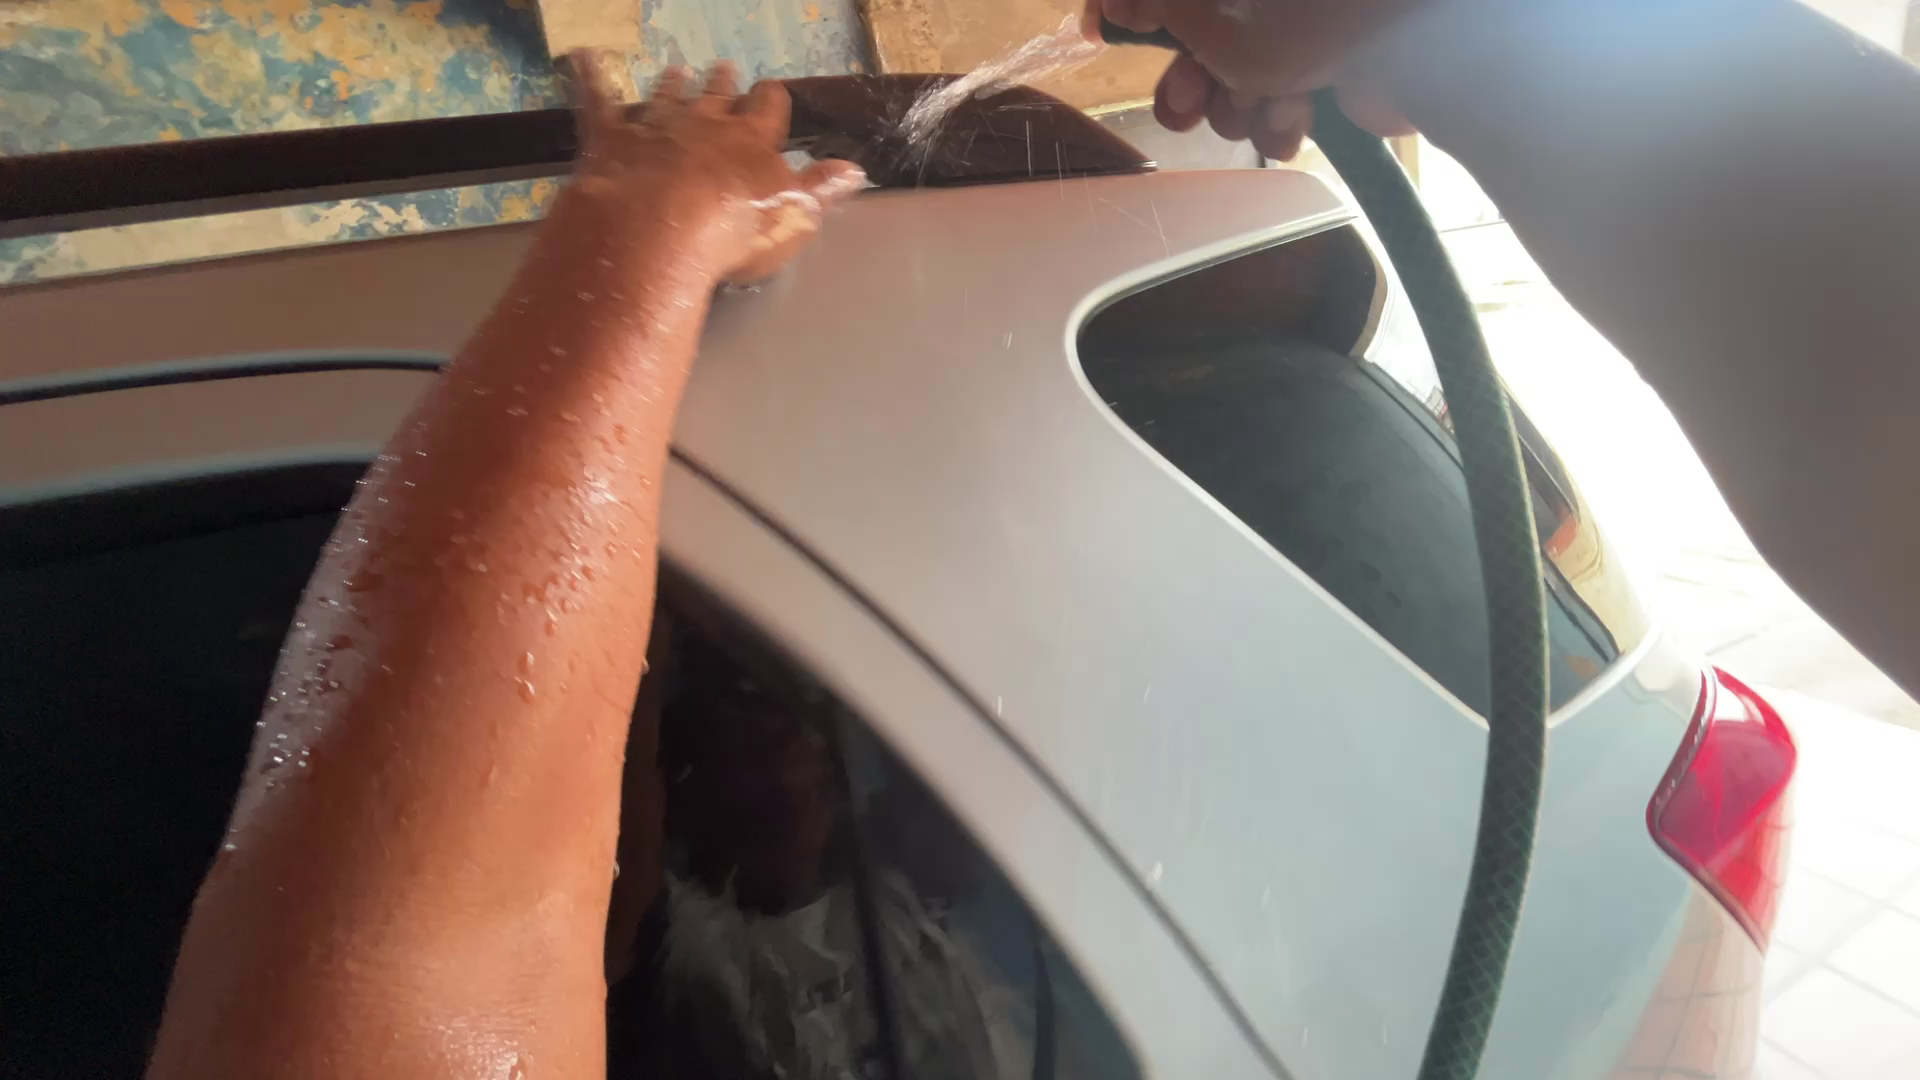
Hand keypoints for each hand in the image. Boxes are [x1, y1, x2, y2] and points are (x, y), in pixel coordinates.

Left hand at [565, 53, 865, 283]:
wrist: (663, 230)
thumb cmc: (736, 230)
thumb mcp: (793, 216)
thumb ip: (820, 190)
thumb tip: (856, 170)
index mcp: (752, 142)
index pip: (769, 111)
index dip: (771, 101)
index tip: (772, 91)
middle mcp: (706, 123)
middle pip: (718, 98)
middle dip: (724, 86)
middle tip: (724, 69)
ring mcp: (657, 126)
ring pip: (668, 96)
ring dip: (674, 84)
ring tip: (678, 70)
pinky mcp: (613, 138)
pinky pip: (600, 101)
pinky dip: (592, 80)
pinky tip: (585, 59)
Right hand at [1086, 0, 1435, 157]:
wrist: (1442, 38)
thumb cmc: (1316, 12)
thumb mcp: (1215, 12)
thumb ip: (1159, 4)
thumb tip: (1112, 0)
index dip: (1130, 3)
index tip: (1101, 29)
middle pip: (1202, 26)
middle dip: (1189, 77)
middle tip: (1187, 106)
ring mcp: (1308, 15)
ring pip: (1241, 67)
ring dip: (1238, 104)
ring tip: (1257, 107)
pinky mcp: (1341, 49)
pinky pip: (1288, 88)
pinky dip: (1285, 113)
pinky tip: (1299, 116)